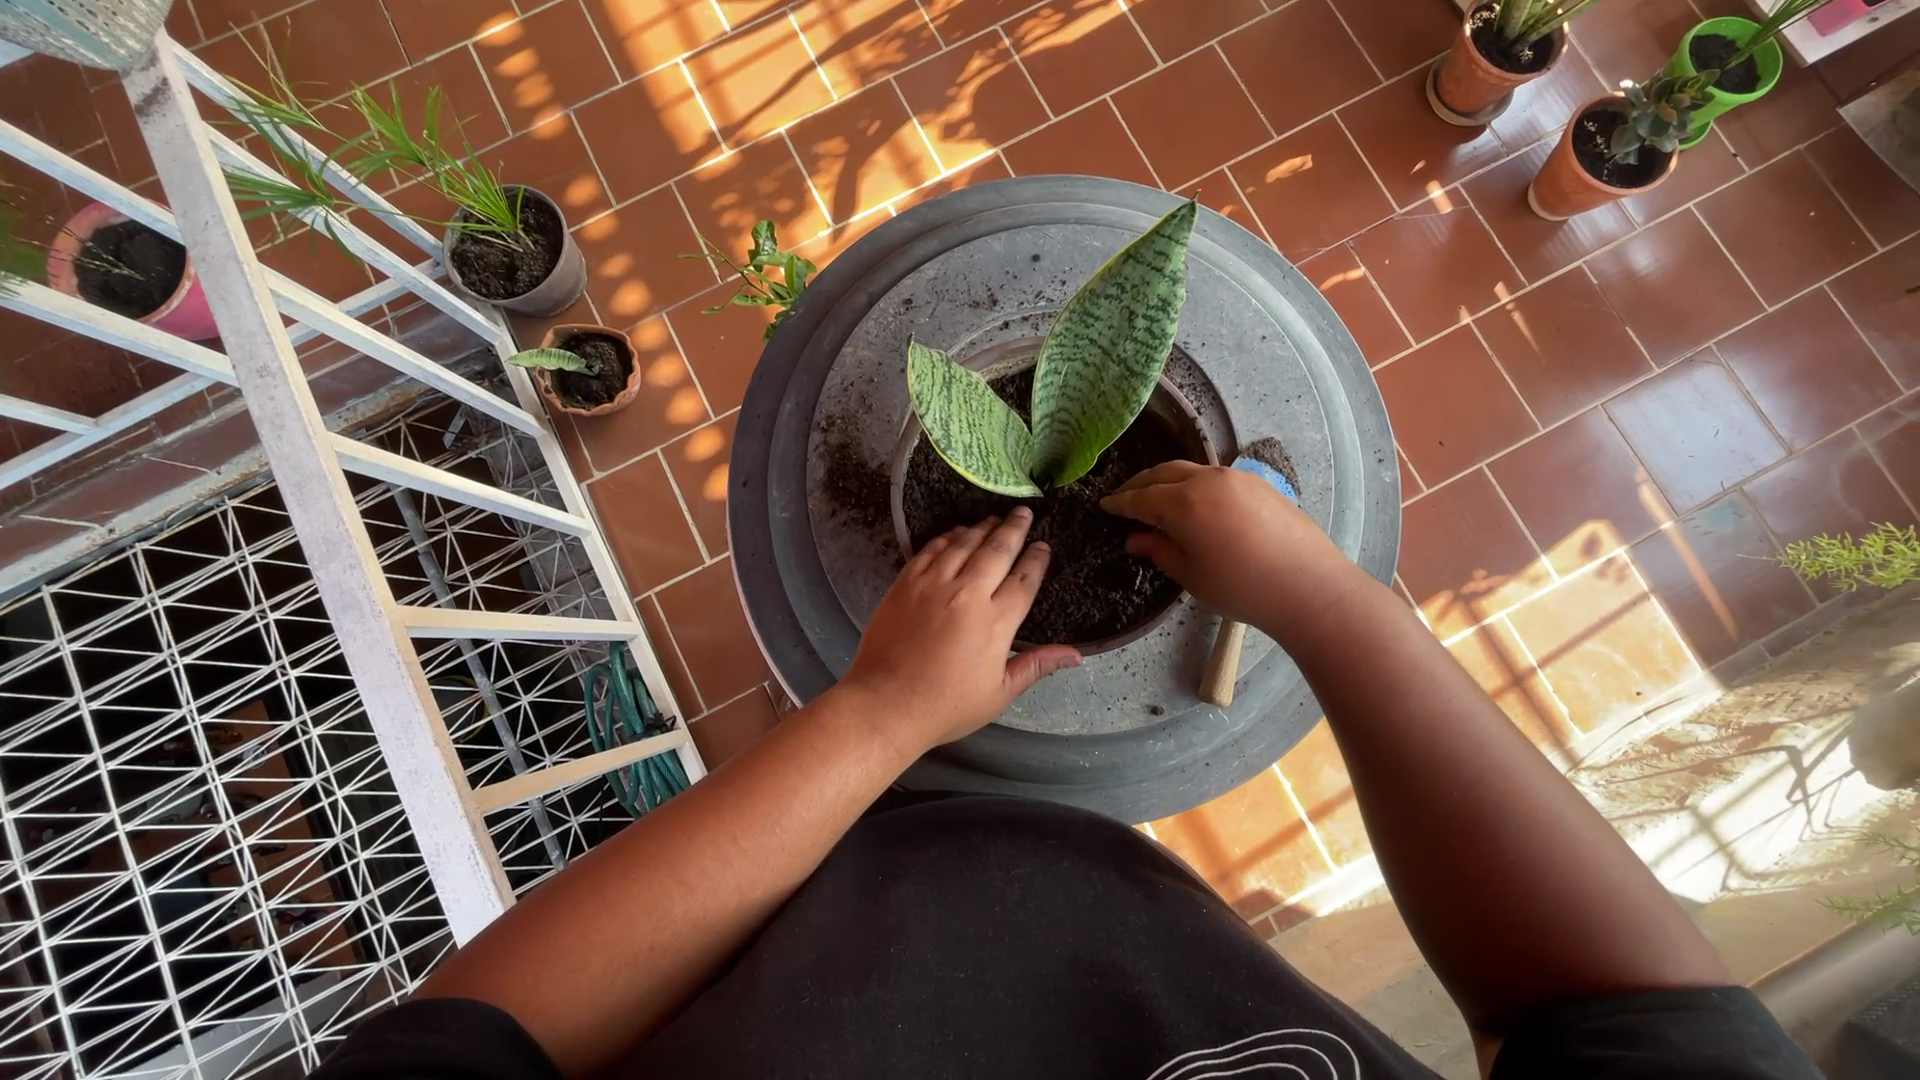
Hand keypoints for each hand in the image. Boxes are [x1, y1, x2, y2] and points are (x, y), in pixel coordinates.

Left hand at [837, 509, 1081, 755]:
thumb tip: (1076, 655)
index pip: (1024, 580)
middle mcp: (968, 594)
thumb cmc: (947, 706)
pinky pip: (931, 549)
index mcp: (996, 622)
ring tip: (994, 518)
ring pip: (964, 543)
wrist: (886, 705)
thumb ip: (1037, 665)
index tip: (1043, 546)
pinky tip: (956, 534)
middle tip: (1024, 512)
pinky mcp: (906, 583)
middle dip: (1014, 528)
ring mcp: (933, 585)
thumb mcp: (999, 693)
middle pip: (997, 550)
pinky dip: (948, 537)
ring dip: (982, 528)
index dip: (1036, 560)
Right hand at [1099, 461, 1372, 637]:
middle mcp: (1208, 480)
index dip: (1120, 502)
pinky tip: (1194, 502)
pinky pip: (1215, 477)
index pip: (1141, 497)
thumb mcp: (1191, 575)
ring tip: (1156, 498)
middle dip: (1140, 485)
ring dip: (1167, 481)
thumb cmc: (1242, 588)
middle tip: (1124, 498)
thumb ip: (1159, 550)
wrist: (1310, 587)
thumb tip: (1134, 538)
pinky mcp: (1260, 484)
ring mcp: (1237, 478)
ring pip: (1190, 471)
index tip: (1104, 505)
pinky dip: (1194, 484)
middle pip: (1163, 474)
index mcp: (1184, 502)